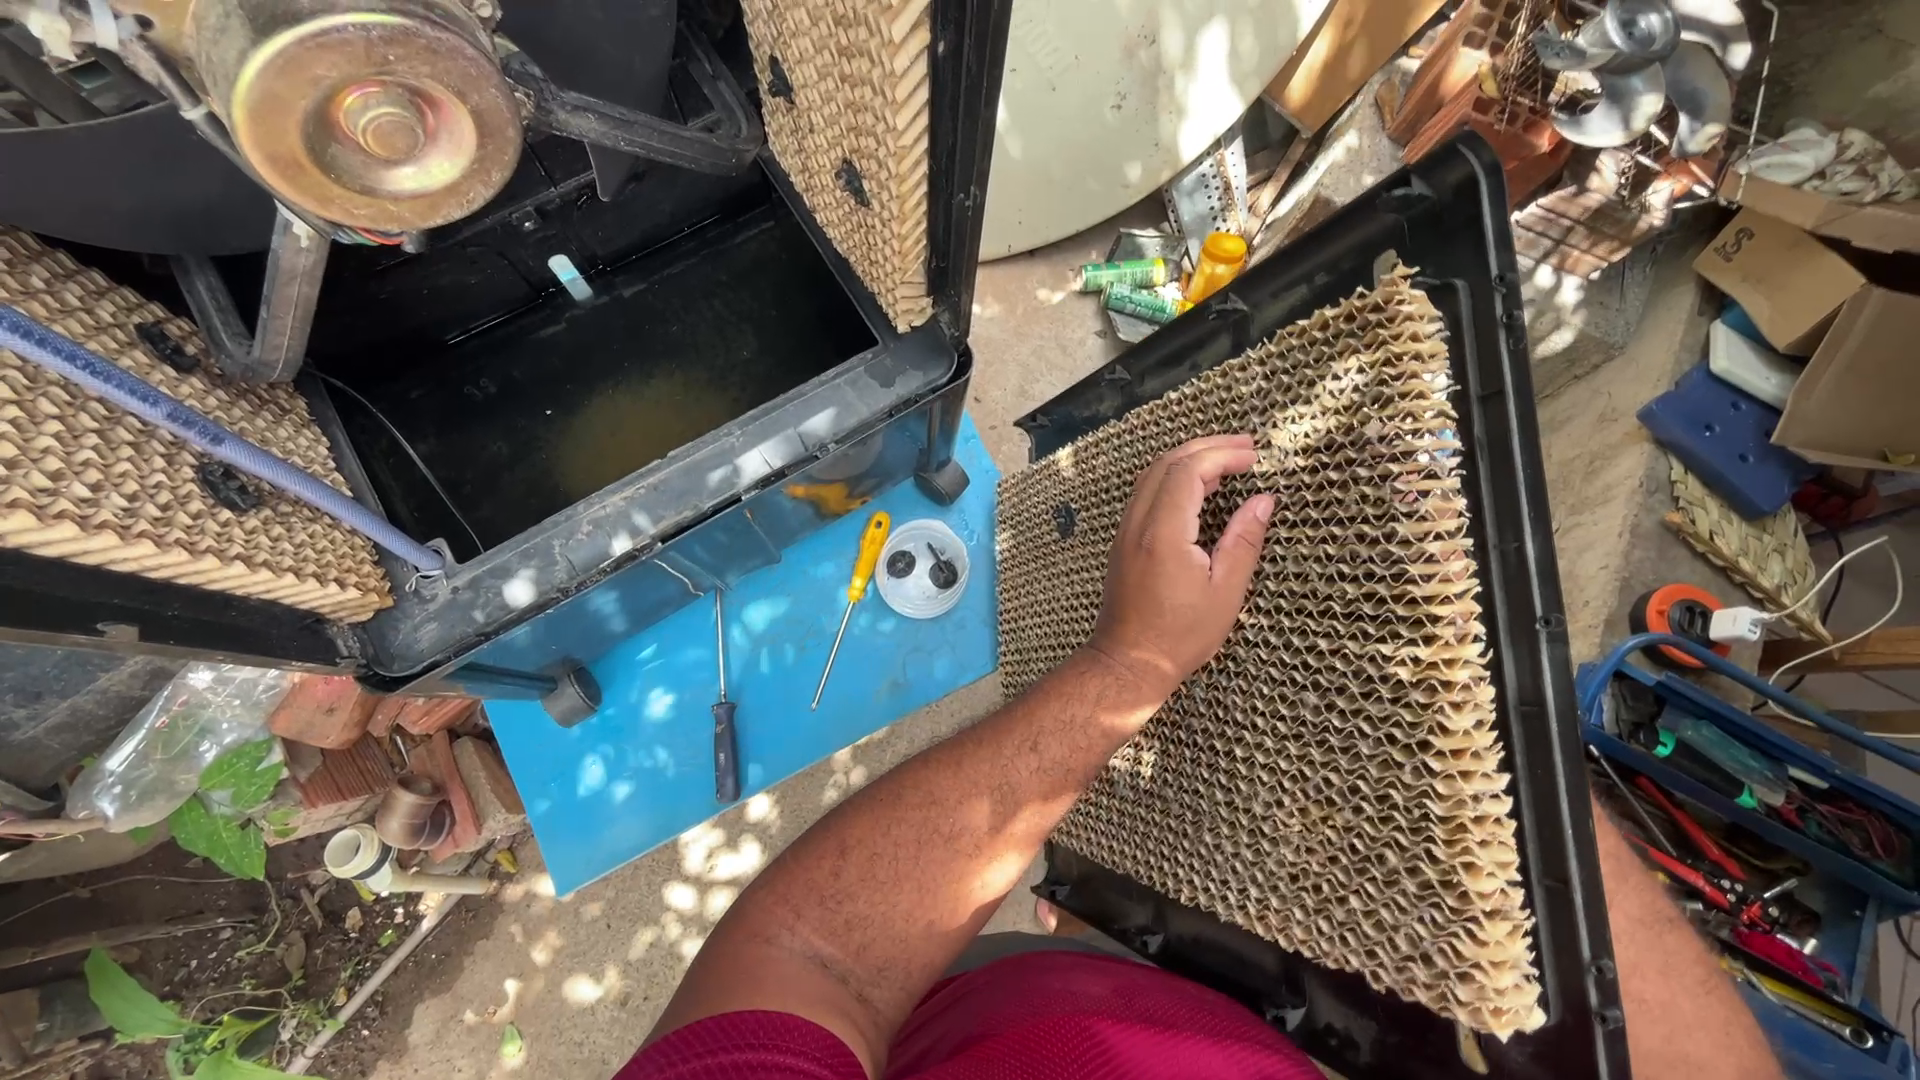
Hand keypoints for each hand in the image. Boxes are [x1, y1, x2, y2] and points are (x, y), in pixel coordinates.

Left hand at [1083, 434, 1273, 701]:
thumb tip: (1264, 500)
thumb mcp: (1225, 592)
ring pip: (1152, 475)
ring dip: (1188, 459)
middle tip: (1246, 447)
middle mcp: (1137, 523)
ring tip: (1228, 462)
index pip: (1189, 470)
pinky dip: (1172, 479)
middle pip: (1167, 463)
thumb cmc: (1180, 635)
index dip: (1223, 455)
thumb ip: (1243, 541)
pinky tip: (1198, 489)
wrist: (1128, 661)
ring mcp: (1125, 531)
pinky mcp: (1123, 541)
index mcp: (1163, 533)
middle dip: (1207, 447)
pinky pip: (1145, 493)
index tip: (1255, 457)